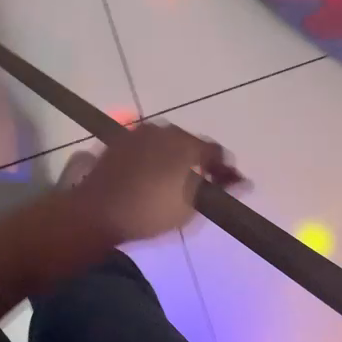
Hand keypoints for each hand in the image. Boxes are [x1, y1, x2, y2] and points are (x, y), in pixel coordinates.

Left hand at [71, 123, 243, 243]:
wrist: (98, 210)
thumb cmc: (149, 212)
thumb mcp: (190, 208)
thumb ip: (217, 190)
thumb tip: (242, 182)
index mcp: (186, 144)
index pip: (214, 151)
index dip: (223, 169)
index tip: (226, 185)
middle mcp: (164, 130)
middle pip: (190, 142)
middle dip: (198, 160)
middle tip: (200, 183)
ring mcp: (139, 132)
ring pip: (166, 141)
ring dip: (174, 156)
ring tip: (173, 180)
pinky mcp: (120, 140)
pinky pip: (146, 144)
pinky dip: (153, 156)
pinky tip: (150, 174)